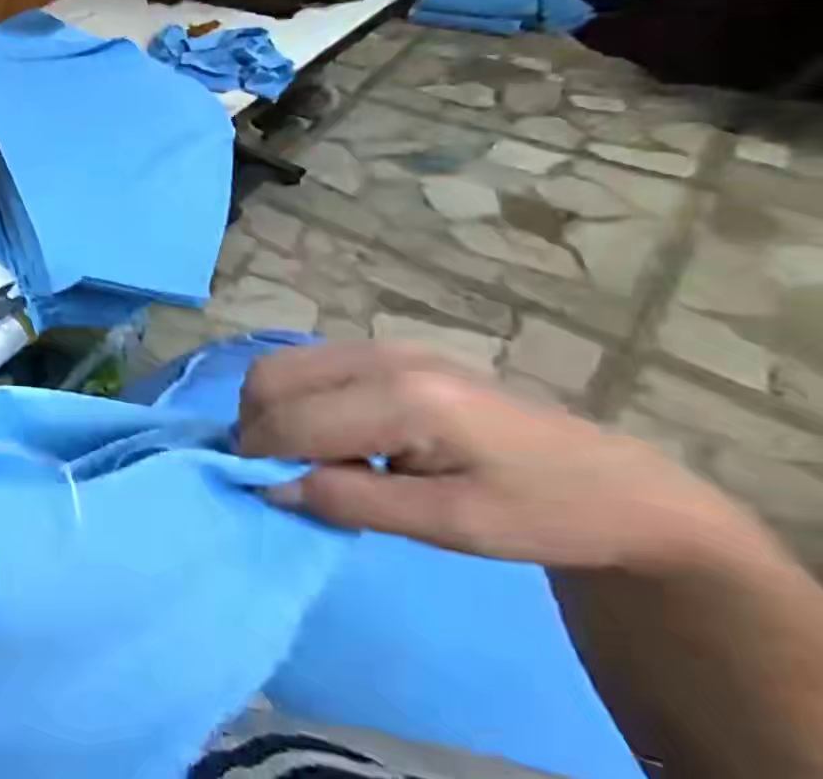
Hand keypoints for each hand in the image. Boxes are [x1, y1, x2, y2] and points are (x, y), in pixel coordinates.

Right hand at [237, 341, 761, 570]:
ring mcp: (383, 347)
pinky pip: (305, 366)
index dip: (261, 460)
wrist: (617, 485)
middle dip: (255, 429)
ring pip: (279, 367)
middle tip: (282, 475)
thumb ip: (351, 502)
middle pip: (269, 378)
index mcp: (405, 398)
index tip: (268, 497)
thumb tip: (270, 486)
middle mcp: (383, 356)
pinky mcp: (386, 351)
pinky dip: (293, 400)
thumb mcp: (450, 526)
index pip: (291, 421)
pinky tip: (330, 437)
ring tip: (305, 457)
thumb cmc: (542, 514)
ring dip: (270, 412)